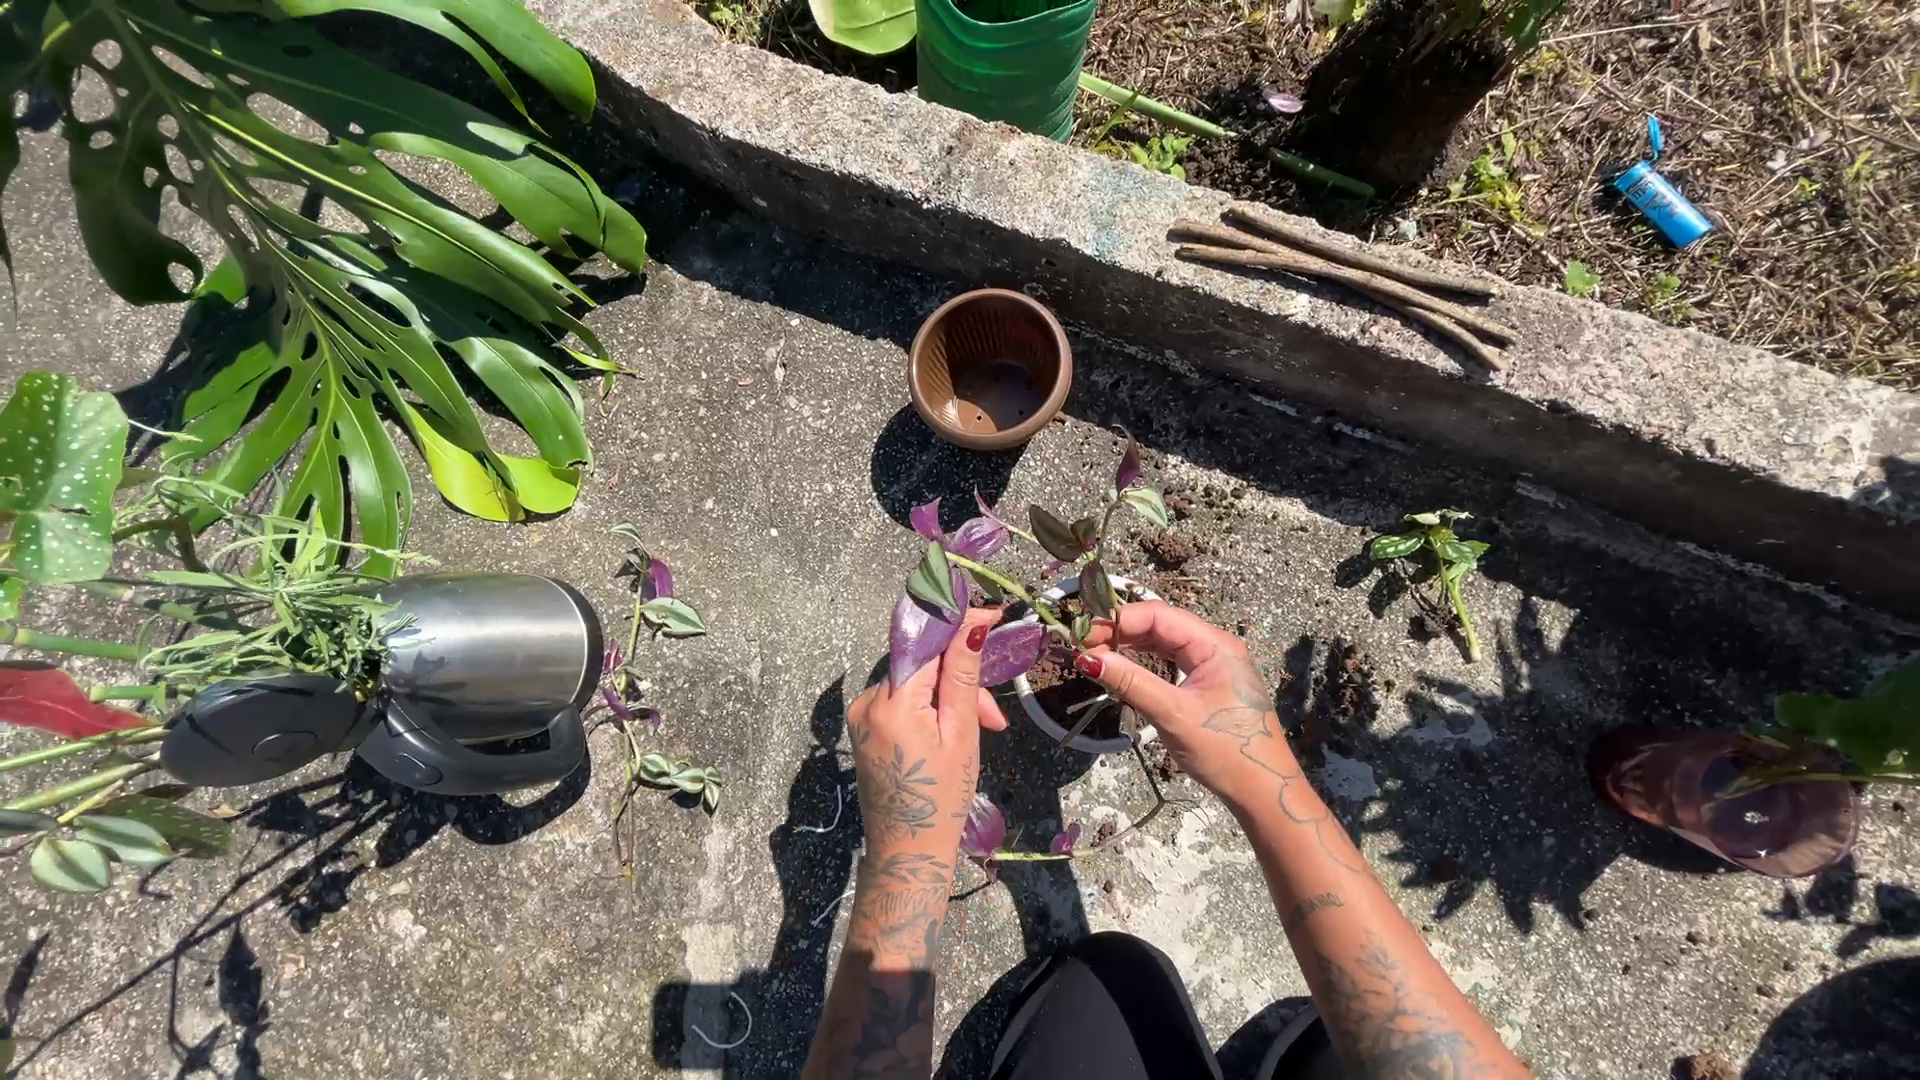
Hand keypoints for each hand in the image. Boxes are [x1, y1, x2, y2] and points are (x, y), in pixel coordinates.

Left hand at [847, 608, 1004, 861]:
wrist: (908, 852)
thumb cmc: (942, 799)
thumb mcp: (960, 734)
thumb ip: (963, 676)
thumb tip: (971, 625)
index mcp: (890, 702)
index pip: (924, 641)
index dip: (956, 624)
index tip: (990, 616)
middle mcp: (866, 701)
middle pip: (921, 665)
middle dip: (959, 679)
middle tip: (991, 714)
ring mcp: (861, 714)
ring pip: (914, 682)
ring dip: (948, 697)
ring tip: (979, 728)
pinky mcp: (864, 727)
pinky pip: (901, 700)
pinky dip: (929, 709)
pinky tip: (950, 733)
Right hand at [1076, 602, 1297, 809]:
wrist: (1263, 792)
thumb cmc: (1225, 751)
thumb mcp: (1173, 715)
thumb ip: (1130, 682)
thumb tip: (1086, 659)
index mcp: (1215, 644)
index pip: (1158, 615)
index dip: (1118, 620)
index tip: (1084, 635)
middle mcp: (1214, 646)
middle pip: (1159, 624)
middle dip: (1119, 631)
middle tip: (1083, 647)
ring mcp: (1211, 663)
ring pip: (1161, 641)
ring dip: (1128, 645)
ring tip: (1095, 656)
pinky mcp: (1206, 681)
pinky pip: (1168, 659)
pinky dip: (1142, 661)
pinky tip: (1121, 666)